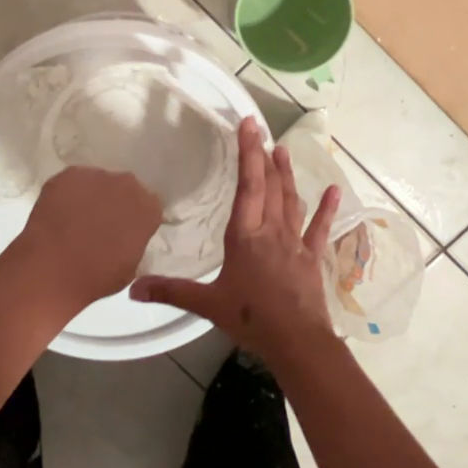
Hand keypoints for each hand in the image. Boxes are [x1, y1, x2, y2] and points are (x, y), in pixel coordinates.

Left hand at [9, 166, 161, 309]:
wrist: (53, 271)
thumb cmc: (97, 278)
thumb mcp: (132, 265)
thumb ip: (135, 240)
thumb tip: (124, 235)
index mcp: (148, 207)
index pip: (149, 206)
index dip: (136, 219)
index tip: (126, 233)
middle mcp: (127, 184)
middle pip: (124, 189)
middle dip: (115, 203)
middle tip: (100, 225)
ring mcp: (96, 176)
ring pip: (97, 183)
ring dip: (92, 197)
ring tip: (75, 220)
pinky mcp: (67, 175)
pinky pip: (72, 182)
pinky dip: (68, 195)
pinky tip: (59, 214)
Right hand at [130, 117, 338, 362]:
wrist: (298, 341)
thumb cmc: (251, 318)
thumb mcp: (207, 304)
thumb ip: (171, 292)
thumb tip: (132, 288)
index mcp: (245, 236)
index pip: (246, 186)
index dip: (247, 153)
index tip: (248, 125)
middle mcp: (271, 231)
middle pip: (269, 186)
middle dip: (263, 155)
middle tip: (261, 129)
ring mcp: (295, 242)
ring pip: (291, 200)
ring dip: (287, 174)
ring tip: (282, 150)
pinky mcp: (312, 258)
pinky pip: (320, 228)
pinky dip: (327, 209)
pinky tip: (335, 190)